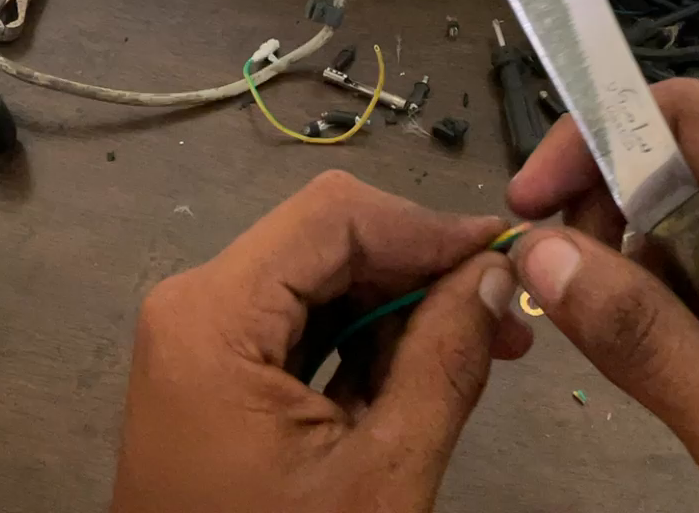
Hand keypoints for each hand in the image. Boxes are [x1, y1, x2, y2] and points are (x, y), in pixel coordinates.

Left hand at [112, 170, 531, 512]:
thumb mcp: (379, 481)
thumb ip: (442, 361)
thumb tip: (494, 272)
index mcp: (214, 314)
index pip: (332, 216)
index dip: (423, 226)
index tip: (501, 254)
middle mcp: (197, 300)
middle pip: (325, 238)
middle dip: (416, 267)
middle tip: (500, 310)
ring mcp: (201, 329)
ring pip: (320, 274)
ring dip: (397, 302)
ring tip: (475, 344)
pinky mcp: (216, 360)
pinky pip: (301, 317)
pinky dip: (362, 335)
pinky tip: (415, 366)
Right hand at [507, 79, 698, 511]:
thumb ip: (644, 343)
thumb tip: (536, 252)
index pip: (691, 118)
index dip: (596, 140)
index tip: (531, 204)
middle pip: (693, 164)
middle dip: (617, 216)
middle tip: (574, 290)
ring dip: (651, 273)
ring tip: (651, 355)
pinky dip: (688, 308)